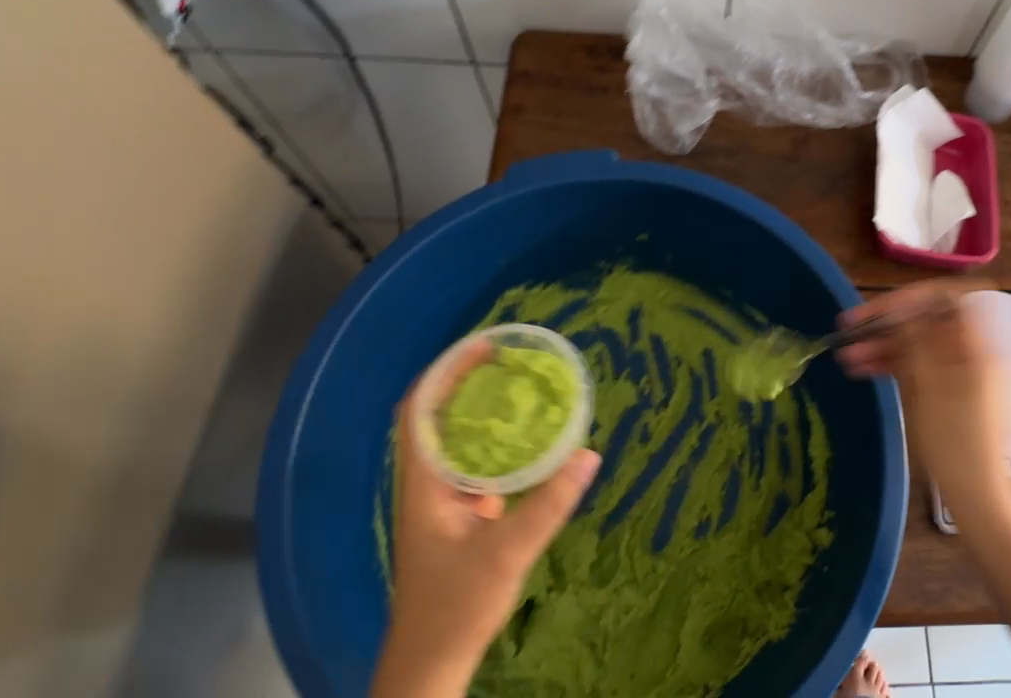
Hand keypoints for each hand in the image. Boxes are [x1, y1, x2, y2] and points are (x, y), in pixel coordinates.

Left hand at [370, 370, 600, 697]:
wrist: (430, 663)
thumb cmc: (455, 607)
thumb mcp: (507, 553)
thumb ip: (549, 504)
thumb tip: (589, 452)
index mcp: (424, 482)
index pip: (421, 408)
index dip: (447, 370)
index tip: (486, 346)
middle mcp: (427, 483)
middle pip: (438, 416)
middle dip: (469, 382)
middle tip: (513, 360)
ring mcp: (441, 502)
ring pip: (457, 441)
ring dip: (482, 412)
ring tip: (523, 390)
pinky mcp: (457, 518)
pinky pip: (475, 465)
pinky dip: (497, 444)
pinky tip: (529, 444)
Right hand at [834, 280, 1010, 527]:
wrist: (978, 498)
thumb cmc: (956, 439)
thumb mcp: (930, 383)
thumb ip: (916, 340)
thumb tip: (903, 311)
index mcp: (983, 345)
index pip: (949, 299)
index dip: (913, 298)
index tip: (878, 310)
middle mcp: (978, 354)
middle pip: (931, 323)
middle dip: (888, 325)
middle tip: (848, 329)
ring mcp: (967, 376)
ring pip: (922, 347)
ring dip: (885, 347)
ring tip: (846, 356)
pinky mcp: (955, 396)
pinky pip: (924, 369)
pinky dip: (896, 367)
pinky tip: (863, 369)